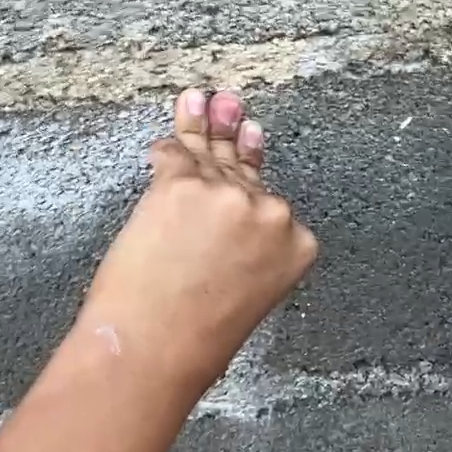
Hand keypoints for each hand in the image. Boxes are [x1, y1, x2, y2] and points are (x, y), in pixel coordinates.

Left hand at [76, 88, 318, 399]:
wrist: (154, 352)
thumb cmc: (197, 339)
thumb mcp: (249, 294)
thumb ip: (251, 250)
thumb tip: (230, 227)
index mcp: (297, 245)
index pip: (277, 204)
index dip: (253, 194)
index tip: (251, 164)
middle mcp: (270, 212)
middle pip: (246, 173)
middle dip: (235, 145)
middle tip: (235, 110)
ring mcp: (226, 193)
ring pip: (211, 153)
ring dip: (205, 123)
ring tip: (206, 98)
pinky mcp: (181, 183)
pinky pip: (173, 152)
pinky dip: (168, 144)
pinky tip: (174, 123)